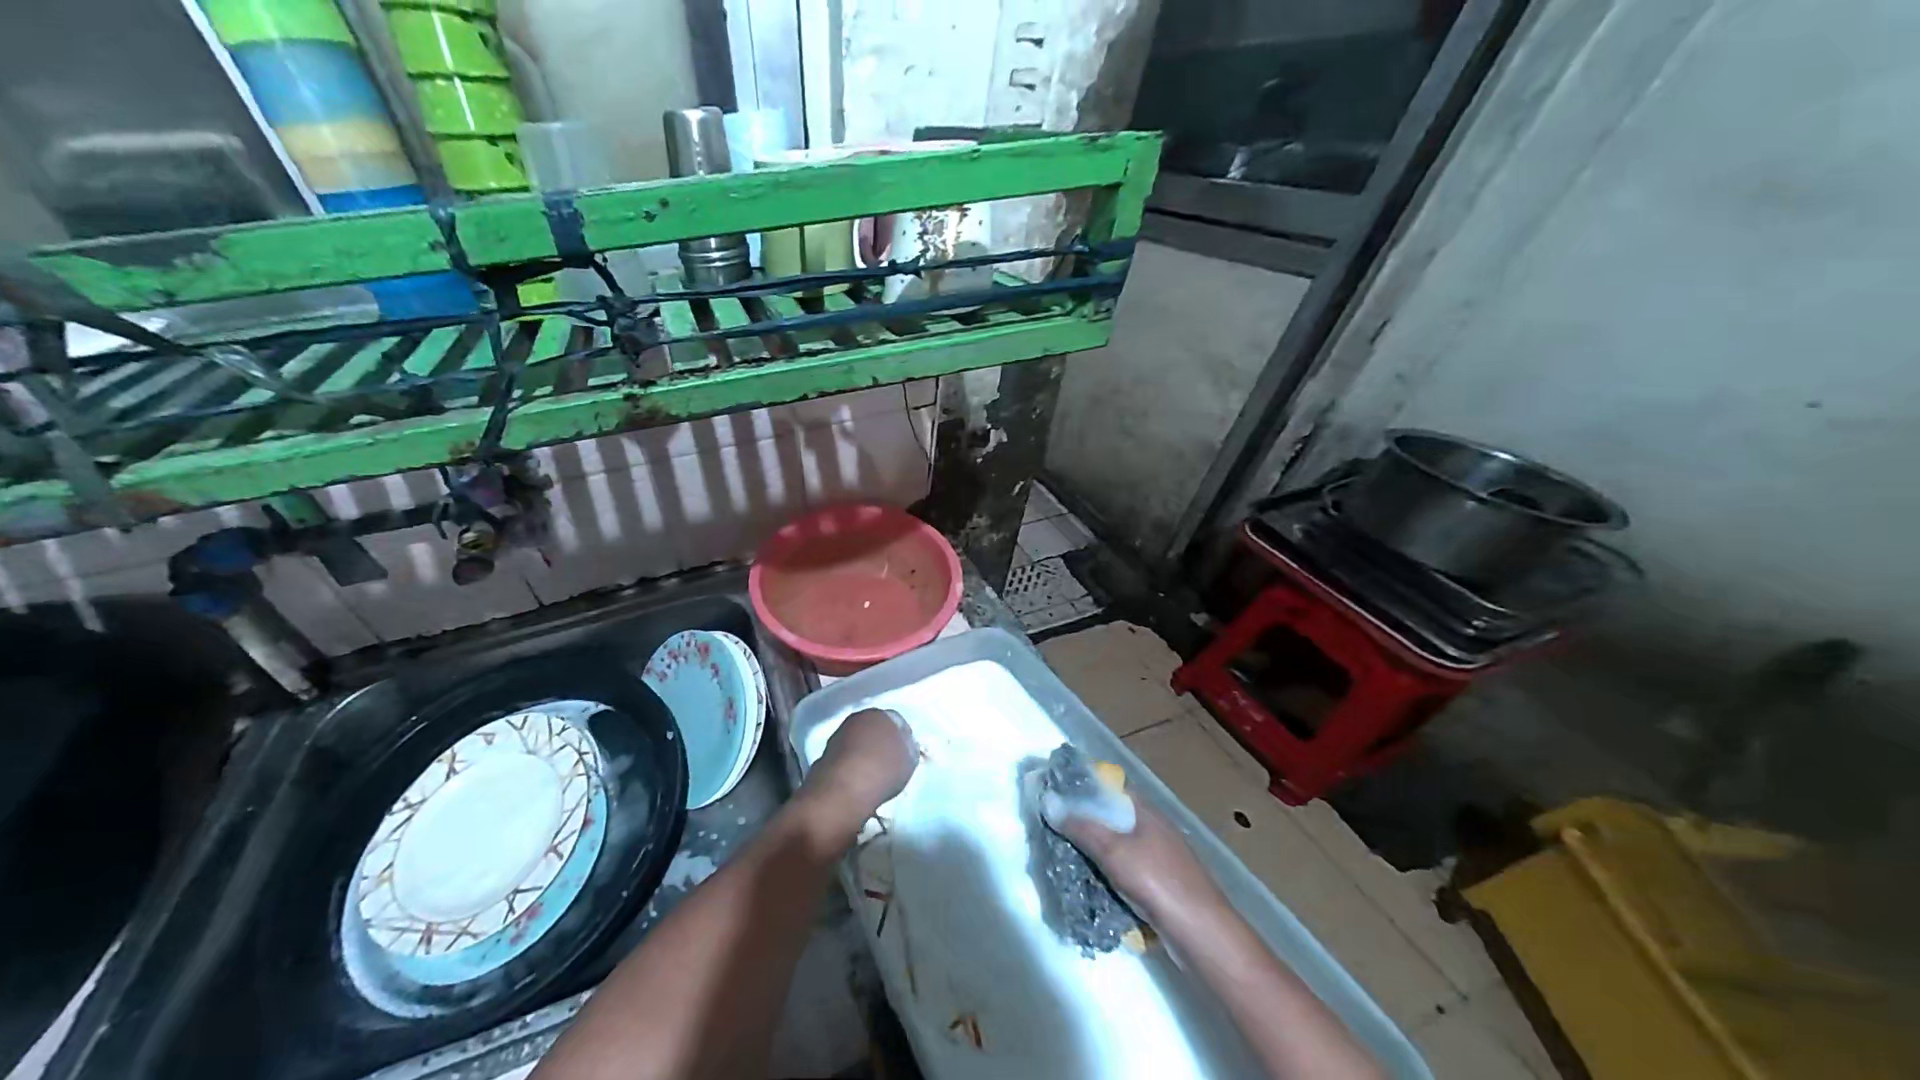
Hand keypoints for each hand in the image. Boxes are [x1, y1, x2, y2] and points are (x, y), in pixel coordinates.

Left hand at [800, 708, 918, 833]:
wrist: (843, 789)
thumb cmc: (883, 769)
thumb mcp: (910, 759)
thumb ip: (908, 748)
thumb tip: (903, 746)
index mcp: (879, 714)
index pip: (897, 722)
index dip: (903, 738)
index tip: (906, 755)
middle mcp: (856, 719)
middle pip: (874, 731)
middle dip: (881, 745)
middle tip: (890, 765)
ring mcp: (837, 737)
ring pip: (857, 745)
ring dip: (864, 756)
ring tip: (873, 778)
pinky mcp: (824, 757)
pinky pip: (845, 761)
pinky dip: (851, 769)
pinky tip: (857, 784)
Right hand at [1043, 777, 1221, 922]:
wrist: (1201, 932)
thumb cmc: (1157, 881)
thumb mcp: (1113, 851)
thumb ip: (1081, 827)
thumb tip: (1049, 802)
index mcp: (1147, 811)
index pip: (1111, 789)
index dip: (1084, 790)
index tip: (1056, 796)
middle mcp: (1154, 828)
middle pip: (1113, 818)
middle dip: (1085, 824)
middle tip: (1054, 829)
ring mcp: (1160, 858)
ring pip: (1120, 847)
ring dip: (1096, 852)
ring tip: (1066, 856)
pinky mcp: (1162, 885)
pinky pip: (1127, 870)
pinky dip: (1109, 874)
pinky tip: (1092, 883)